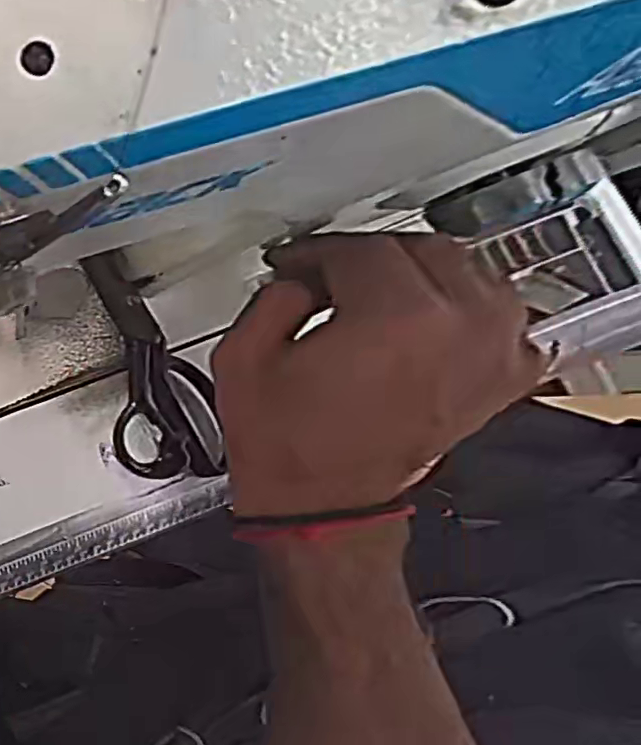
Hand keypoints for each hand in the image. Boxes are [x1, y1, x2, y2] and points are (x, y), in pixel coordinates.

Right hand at [212, 233, 544, 518]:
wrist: (320, 494)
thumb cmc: (282, 440)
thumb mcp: (239, 359)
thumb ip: (271, 300)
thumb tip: (297, 282)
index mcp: (394, 317)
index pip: (360, 251)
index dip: (316, 250)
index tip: (293, 260)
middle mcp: (462, 323)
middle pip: (422, 250)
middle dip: (364, 256)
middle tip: (323, 272)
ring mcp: (495, 348)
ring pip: (468, 272)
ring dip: (415, 274)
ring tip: (369, 293)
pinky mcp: (506, 372)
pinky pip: (499, 312)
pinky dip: (459, 306)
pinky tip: (421, 319)